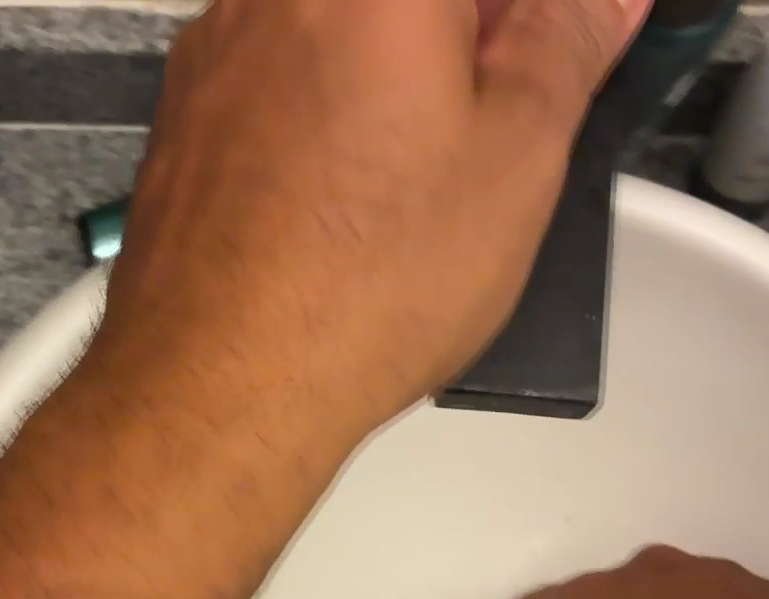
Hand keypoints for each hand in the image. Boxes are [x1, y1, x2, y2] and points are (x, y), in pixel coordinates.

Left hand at [101, 0, 649, 434]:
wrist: (216, 390)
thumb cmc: (361, 289)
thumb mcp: (515, 162)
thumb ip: (563, 46)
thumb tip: (596, 1)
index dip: (519, 28)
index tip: (535, 64)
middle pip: (387, 9)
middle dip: (447, 50)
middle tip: (467, 131)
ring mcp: (206, 63)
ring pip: (318, 44)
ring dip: (372, 90)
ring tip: (388, 193)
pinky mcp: (173, 134)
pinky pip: (260, 99)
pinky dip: (304, 130)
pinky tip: (319, 213)